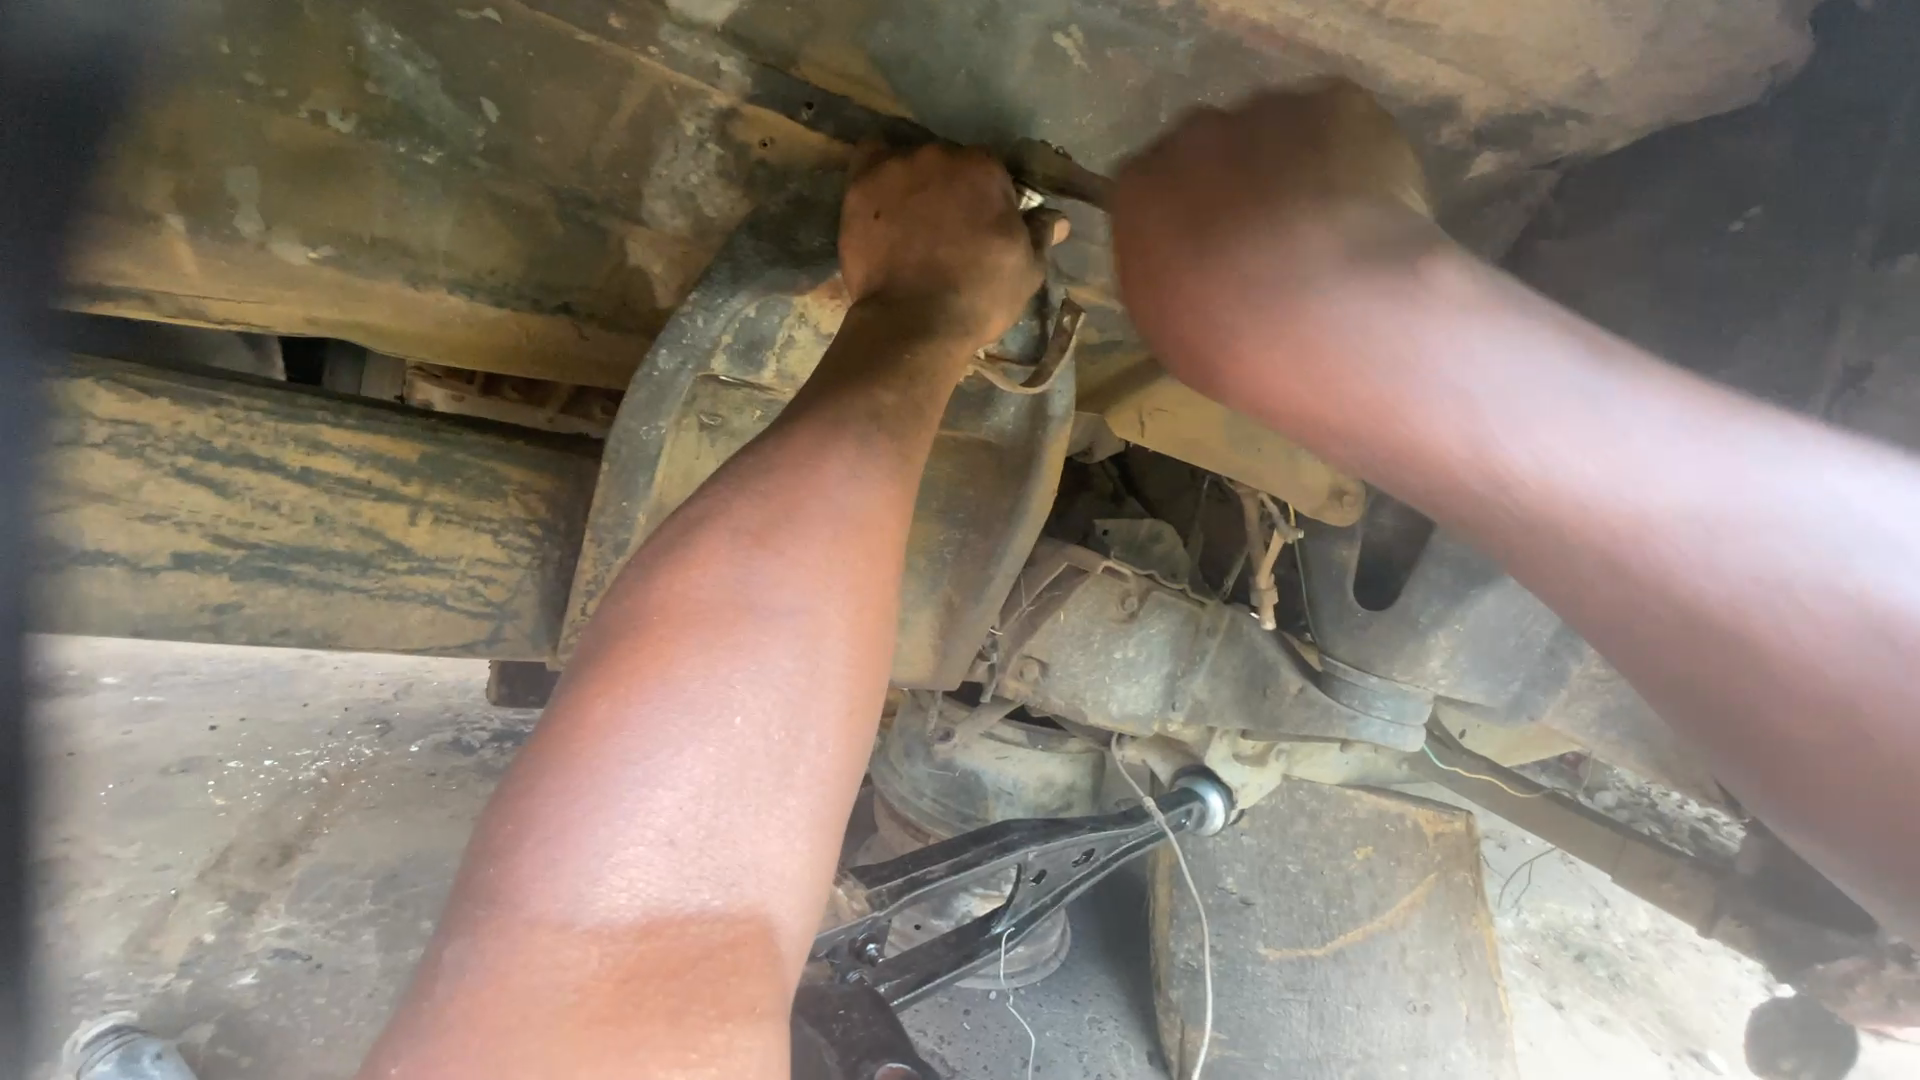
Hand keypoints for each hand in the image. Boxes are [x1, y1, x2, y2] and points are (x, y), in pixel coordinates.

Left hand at [839, 143, 1063, 351]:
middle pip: (948, 163)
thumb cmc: (978, 298)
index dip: (989, 201)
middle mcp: (939, 154)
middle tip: (947, 230)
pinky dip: (878, 177)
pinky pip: (868, 164)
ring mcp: (895, 169)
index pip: (991, 172)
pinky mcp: (859, 189)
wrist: (914, 323)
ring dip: (915, 183)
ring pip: (909, 162)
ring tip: (912, 220)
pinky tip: (882, 204)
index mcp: (984, 168)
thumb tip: (1057, 219)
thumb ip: (1040, 236)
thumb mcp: (1026, 272)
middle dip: (951, 190)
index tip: (984, 228)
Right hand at [1109, 79, 1437, 401]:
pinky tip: (1363, 205)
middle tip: (1263, 236)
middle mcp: (1193, 135)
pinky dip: (1348, 154)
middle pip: (1208, 146)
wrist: (1314, 310)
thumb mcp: (1163, 318)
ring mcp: (1265, 112)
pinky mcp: (1337, 103)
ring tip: (1319, 225)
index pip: (1149, 185)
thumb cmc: (1222, 336)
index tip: (1203, 244)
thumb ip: (1163, 266)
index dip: (1181, 212)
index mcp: (1139, 190)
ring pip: (1275, 130)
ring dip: (1290, 164)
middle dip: (1231, 180)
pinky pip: (1338, 123)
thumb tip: (1186, 255)